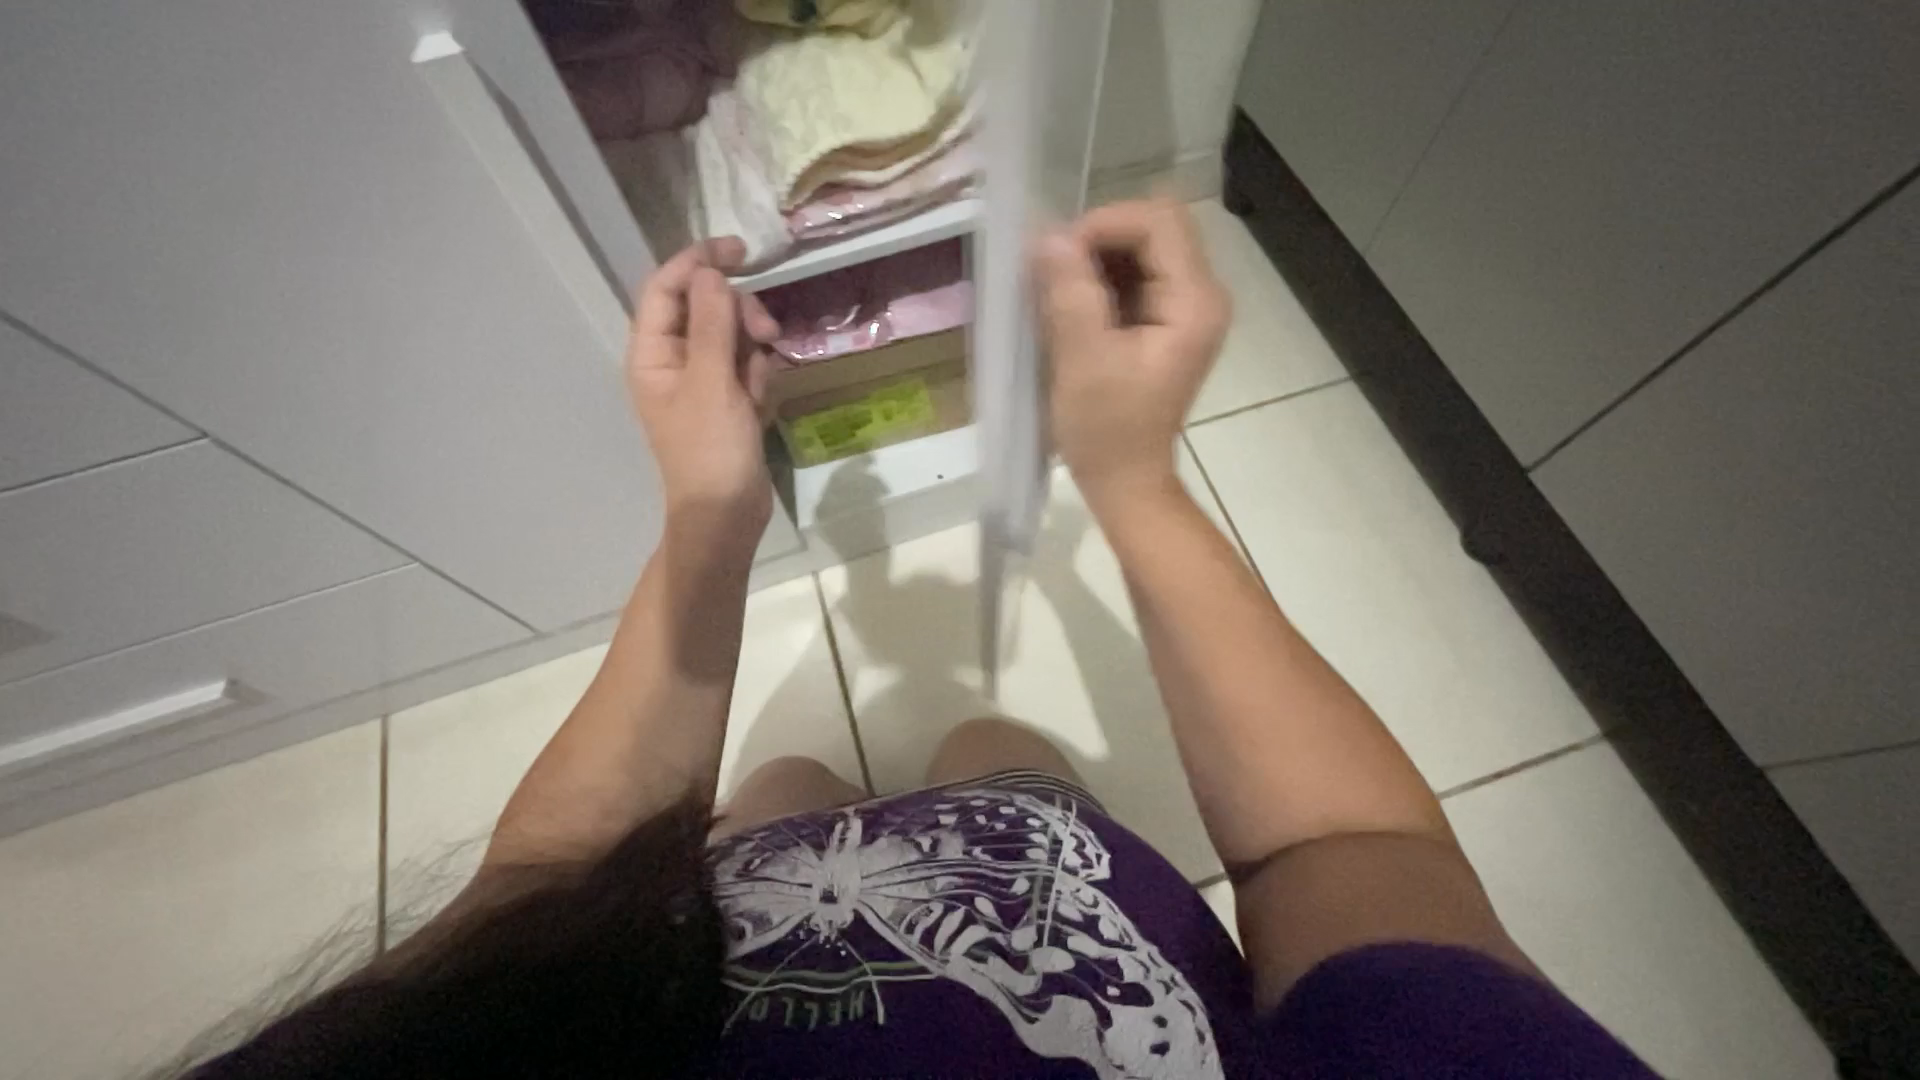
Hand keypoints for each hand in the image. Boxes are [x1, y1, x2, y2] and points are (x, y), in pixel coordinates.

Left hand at [627, 238, 781, 542]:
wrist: (726, 516)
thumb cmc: (710, 452)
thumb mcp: (712, 383)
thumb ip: (713, 325)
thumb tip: (712, 273)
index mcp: (653, 355)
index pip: (667, 289)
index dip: (699, 262)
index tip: (741, 252)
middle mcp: (674, 363)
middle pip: (707, 310)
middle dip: (740, 316)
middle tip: (767, 332)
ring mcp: (703, 385)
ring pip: (734, 340)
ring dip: (755, 353)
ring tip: (761, 385)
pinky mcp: (729, 404)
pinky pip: (748, 371)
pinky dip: (760, 381)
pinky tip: (762, 407)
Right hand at [1034, 198, 1230, 500]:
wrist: (1124, 481)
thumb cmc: (1106, 431)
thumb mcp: (1082, 362)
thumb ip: (1069, 294)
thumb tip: (1048, 235)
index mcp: (1194, 302)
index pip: (1157, 222)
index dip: (1102, 226)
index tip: (1056, 259)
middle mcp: (1200, 295)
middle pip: (1151, 229)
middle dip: (1096, 242)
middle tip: (1052, 274)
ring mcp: (1184, 309)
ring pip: (1139, 251)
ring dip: (1093, 262)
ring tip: (1054, 292)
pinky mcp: (1163, 323)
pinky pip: (1132, 279)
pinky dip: (1097, 283)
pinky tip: (1068, 307)